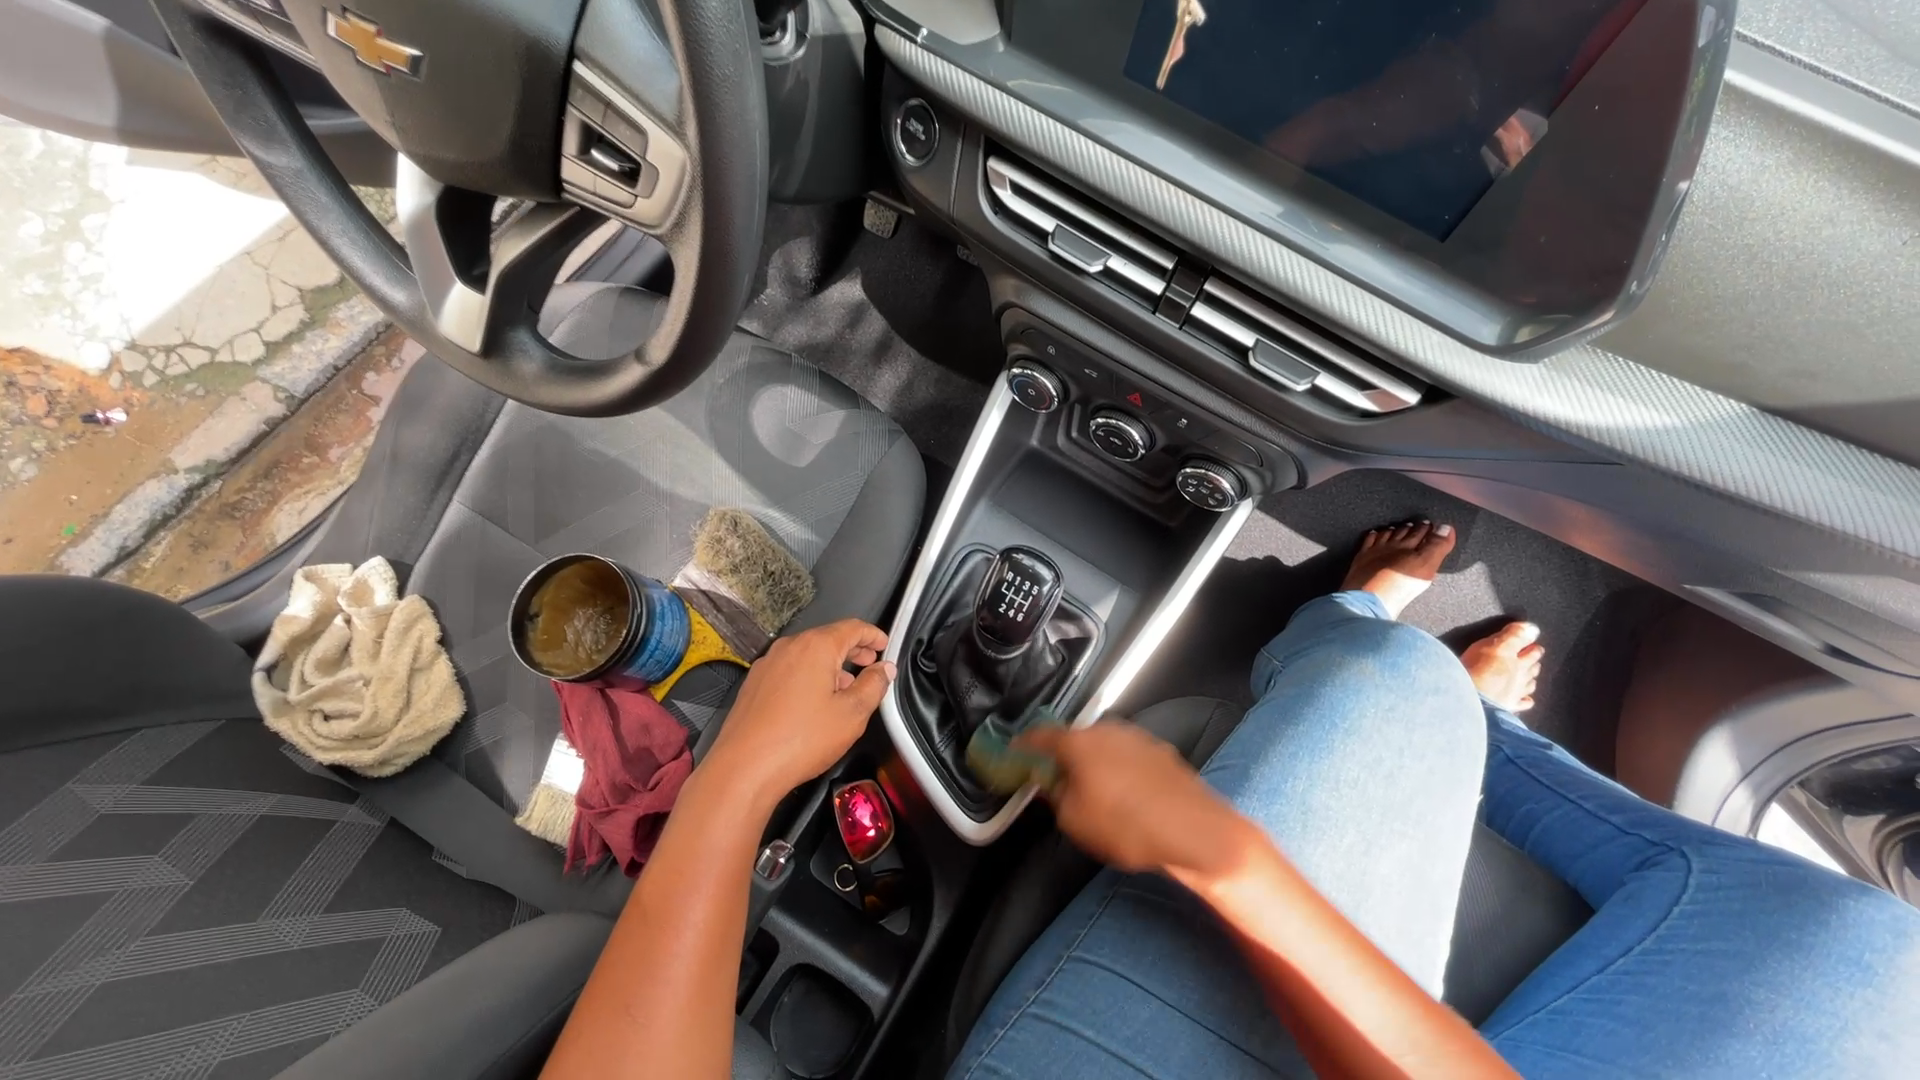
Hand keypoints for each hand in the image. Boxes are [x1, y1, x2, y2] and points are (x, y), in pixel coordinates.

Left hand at [701, 619, 894, 805]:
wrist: (745, 767)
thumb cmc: (801, 739)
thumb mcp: (852, 714)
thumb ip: (874, 685)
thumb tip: (884, 669)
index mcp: (816, 647)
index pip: (852, 627)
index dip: (873, 635)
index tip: (884, 644)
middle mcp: (789, 648)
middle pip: (828, 638)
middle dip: (852, 650)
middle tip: (870, 664)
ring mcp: (767, 665)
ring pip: (807, 655)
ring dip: (830, 666)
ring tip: (845, 688)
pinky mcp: (755, 684)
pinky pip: (789, 670)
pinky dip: (808, 676)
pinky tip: (814, 702)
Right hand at [1018, 722, 1250, 875]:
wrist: (1198, 833)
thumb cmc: (1128, 827)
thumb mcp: (1074, 821)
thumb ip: (1055, 796)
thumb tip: (1051, 783)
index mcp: (1080, 742)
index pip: (1040, 735)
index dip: (1023, 746)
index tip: (1013, 754)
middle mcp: (1109, 731)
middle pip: (1075, 739)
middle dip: (1062, 757)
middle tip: (1055, 781)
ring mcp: (1140, 738)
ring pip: (1104, 747)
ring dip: (1094, 763)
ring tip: (1093, 793)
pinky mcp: (1163, 752)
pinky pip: (1129, 757)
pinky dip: (1120, 770)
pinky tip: (1126, 797)